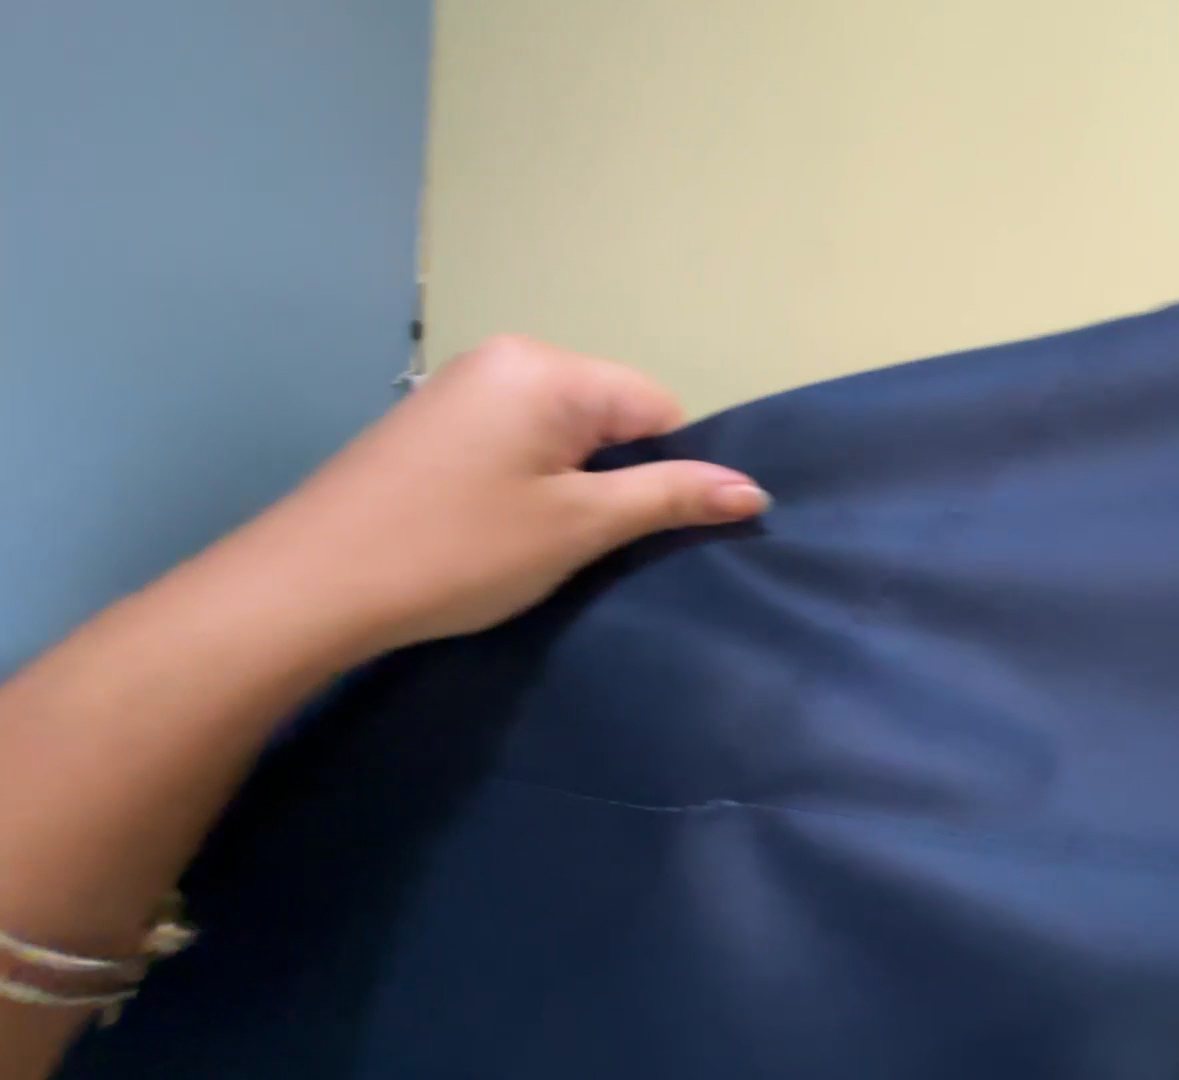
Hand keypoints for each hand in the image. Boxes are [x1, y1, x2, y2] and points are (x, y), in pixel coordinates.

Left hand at [214, 335, 767, 657]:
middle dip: (623, 476)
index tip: (643, 526)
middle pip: (616, 416)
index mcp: (548, 369)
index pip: (658, 408)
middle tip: (594, 537)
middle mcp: (509, 359)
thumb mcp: (581, 524)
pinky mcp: (441, 421)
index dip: (669, 469)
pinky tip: (510, 525)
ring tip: (549, 537)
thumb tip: (756, 491)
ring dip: (583, 483)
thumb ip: (673, 497)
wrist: (302, 593)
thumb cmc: (458, 550)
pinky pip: (528, 440)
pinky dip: (541, 480)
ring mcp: (468, 386)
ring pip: (573, 433)